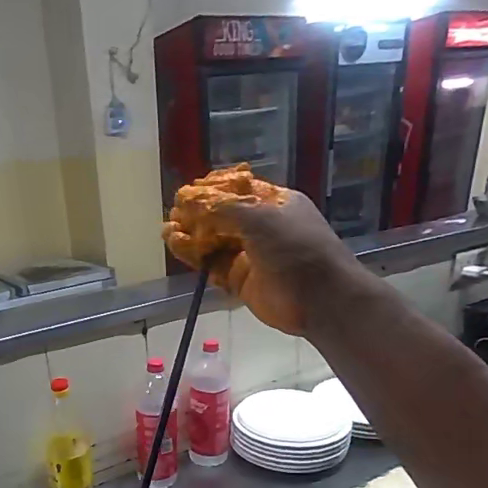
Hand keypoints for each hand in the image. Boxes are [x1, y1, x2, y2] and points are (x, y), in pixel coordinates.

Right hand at [162, 187, 364, 334]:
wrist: (319, 298)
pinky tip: (176, 247)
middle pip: (220, 216)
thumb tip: (190, 200)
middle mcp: (260, 226)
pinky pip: (210, 264)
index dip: (211, 190)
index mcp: (273, 203)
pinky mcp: (238, 279)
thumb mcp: (260, 217)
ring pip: (212, 240)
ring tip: (168, 230)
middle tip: (174, 213)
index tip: (187, 193)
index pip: (236, 190)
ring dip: (190, 234)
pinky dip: (193, 256)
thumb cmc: (295, 248)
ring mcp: (248, 254)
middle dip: (196, 213)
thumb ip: (223, 207)